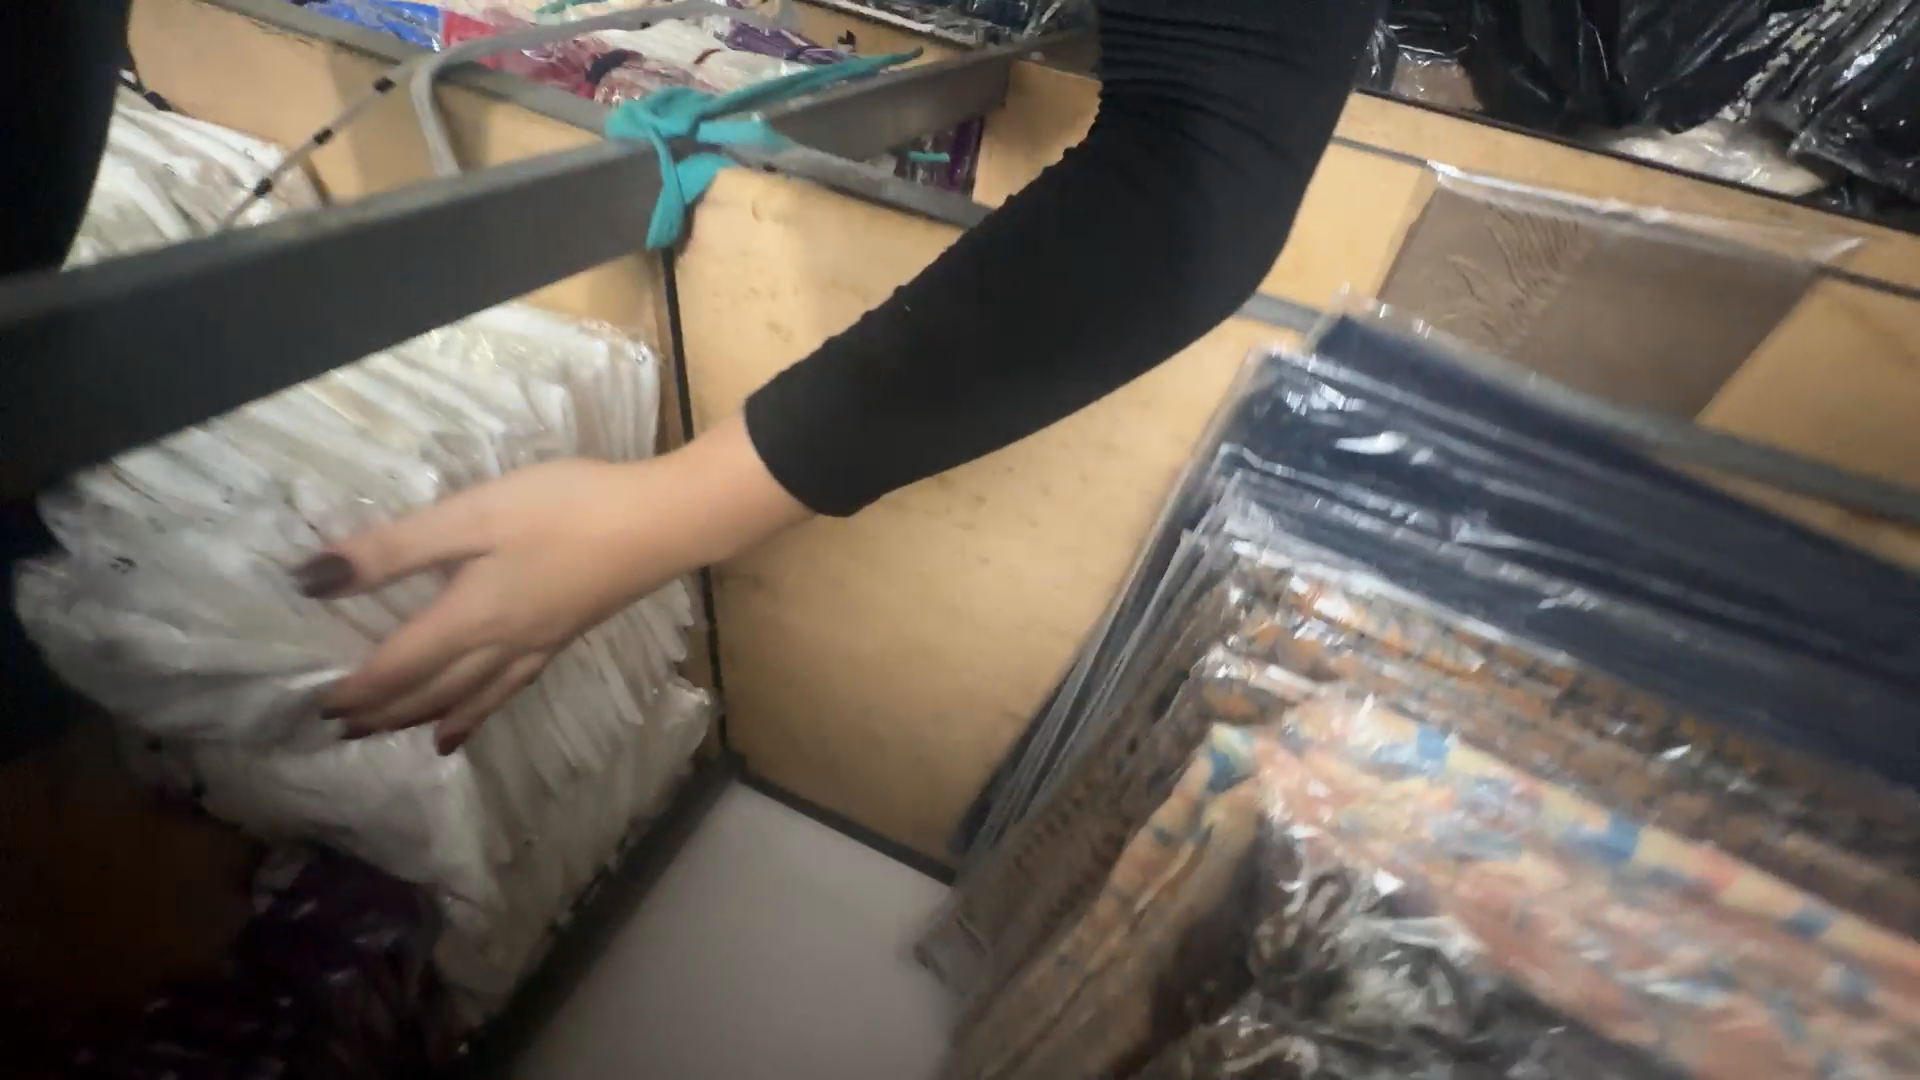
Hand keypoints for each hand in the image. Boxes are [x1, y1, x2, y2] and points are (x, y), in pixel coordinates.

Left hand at [293, 414, 808, 753]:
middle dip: (390, 713)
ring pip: (479, 694)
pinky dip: (492, 704)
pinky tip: (496, 699)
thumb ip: (397, 548)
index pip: (399, 666)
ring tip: (417, 739)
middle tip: (349, 731)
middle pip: (436, 690)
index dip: (357, 688)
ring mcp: (543, 641)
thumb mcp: (477, 514)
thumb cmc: (568, 510)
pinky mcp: (571, 631)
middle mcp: (503, 642)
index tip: (318, 704)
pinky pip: (518, 683)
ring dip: (438, 717)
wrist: (661, 523)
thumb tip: (309, 581)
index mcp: (471, 616)